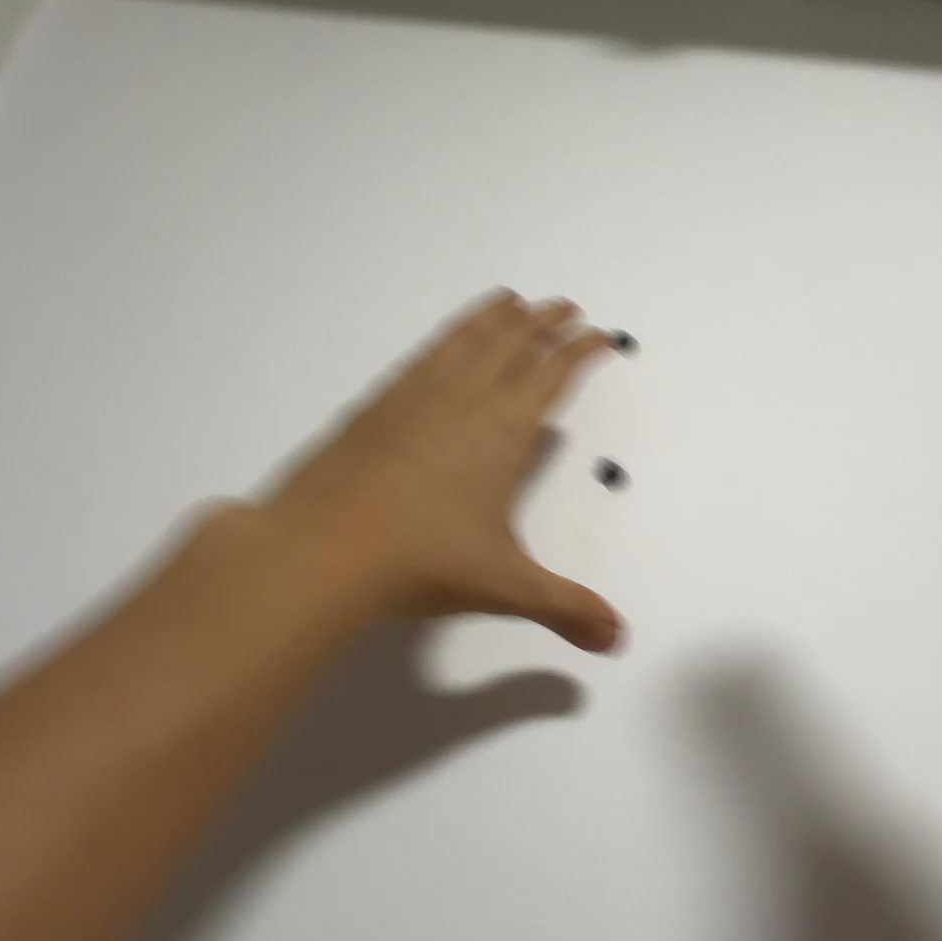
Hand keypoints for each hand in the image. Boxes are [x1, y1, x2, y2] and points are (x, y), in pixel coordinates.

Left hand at [258, 290, 623, 651]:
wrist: (323, 547)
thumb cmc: (424, 560)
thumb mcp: (506, 586)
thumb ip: (567, 608)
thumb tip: (618, 640)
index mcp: (505, 431)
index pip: (554, 375)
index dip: (582, 351)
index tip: (602, 335)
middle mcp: (466, 399)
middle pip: (515, 344)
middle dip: (545, 322)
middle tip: (565, 305)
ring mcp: (417, 395)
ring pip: (468, 340)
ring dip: (496, 318)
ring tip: (512, 300)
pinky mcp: (377, 403)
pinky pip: (425, 353)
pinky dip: (448, 336)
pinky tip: (447, 340)